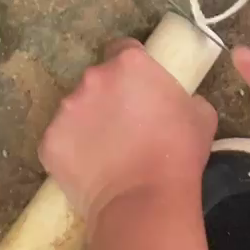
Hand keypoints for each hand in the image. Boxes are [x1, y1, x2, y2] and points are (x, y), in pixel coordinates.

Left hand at [40, 41, 218, 220]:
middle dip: (108, 95)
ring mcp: (67, 109)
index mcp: (129, 62)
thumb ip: (182, 96)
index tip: (138, 87)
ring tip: (107, 150)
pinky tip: (91, 168)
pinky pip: (61, 139)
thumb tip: (175, 103)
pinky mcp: (49, 141)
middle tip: (126, 122)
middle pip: (97, 79)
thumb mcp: (200, 112)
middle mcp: (93, 77)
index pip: (123, 49)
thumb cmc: (179, 152)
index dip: (131, 68)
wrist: (145, 200)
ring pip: (76, 108)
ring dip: (88, 121)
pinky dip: (72, 149)